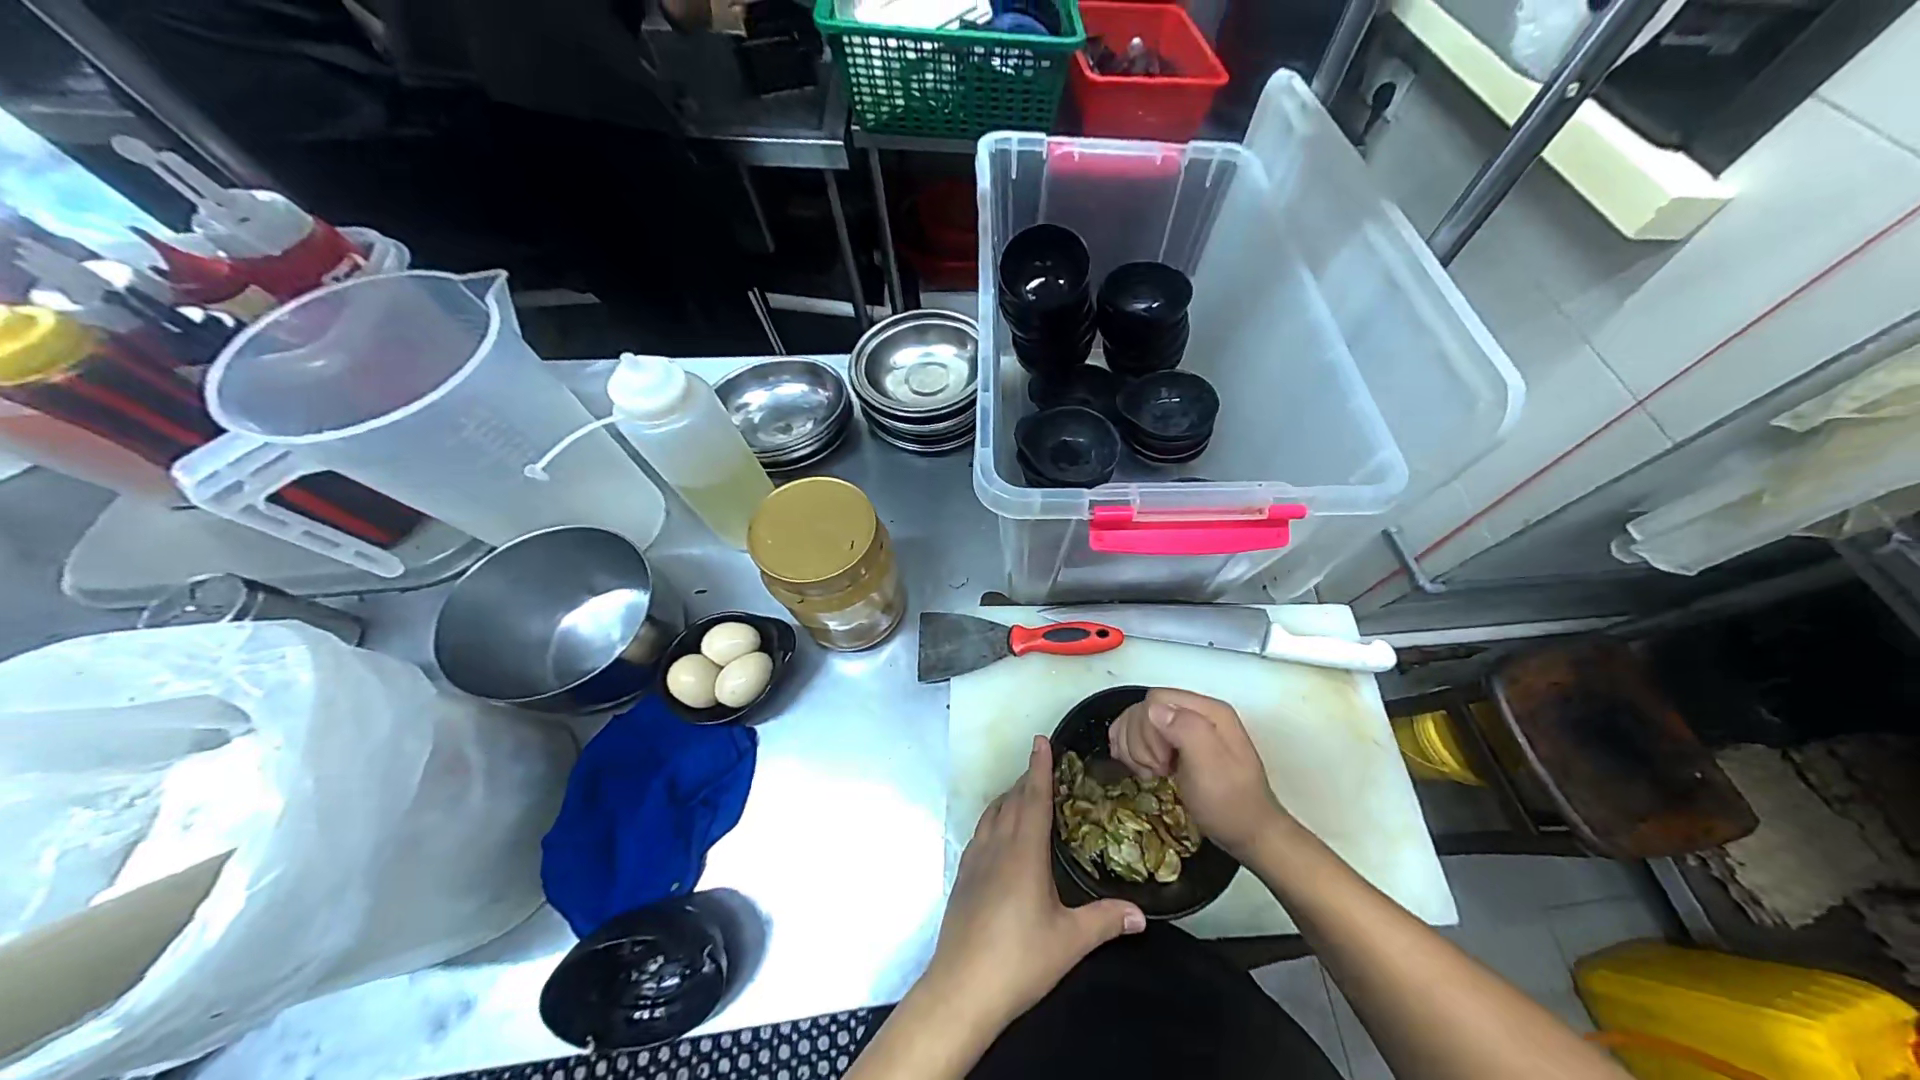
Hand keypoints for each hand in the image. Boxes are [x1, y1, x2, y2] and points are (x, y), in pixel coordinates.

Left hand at [925, 736, 1145, 1027]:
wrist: (961, 989)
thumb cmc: (1018, 960)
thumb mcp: (1069, 942)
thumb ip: (1105, 921)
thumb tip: (1141, 914)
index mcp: (1022, 853)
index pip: (1032, 798)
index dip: (1039, 767)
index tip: (1041, 740)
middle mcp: (996, 847)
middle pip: (1010, 801)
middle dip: (1026, 780)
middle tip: (1043, 768)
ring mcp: (974, 861)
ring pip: (991, 815)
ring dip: (1008, 798)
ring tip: (1023, 794)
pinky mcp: (962, 878)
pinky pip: (980, 834)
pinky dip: (993, 820)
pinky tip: (999, 835)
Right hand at [1108, 688, 1292, 857]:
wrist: (1248, 834)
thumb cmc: (1230, 805)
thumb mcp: (1211, 767)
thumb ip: (1186, 730)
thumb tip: (1154, 710)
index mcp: (1209, 711)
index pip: (1156, 699)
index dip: (1148, 730)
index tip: (1162, 762)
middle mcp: (1197, 713)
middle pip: (1145, 708)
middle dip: (1140, 741)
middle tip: (1157, 770)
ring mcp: (1186, 728)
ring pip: (1139, 720)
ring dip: (1134, 746)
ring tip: (1150, 771)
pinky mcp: (1177, 743)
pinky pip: (1141, 732)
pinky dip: (1133, 748)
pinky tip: (1140, 767)